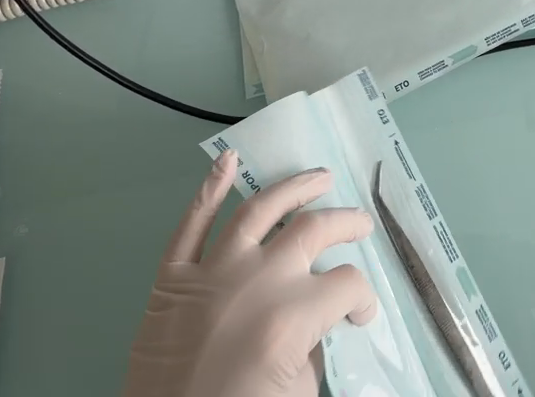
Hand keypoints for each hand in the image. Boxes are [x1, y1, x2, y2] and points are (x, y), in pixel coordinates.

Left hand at [125, 151, 379, 396]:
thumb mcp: (294, 394)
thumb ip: (311, 348)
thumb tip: (316, 320)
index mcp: (291, 315)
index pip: (347, 284)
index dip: (363, 299)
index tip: (360, 315)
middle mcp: (256, 279)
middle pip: (312, 230)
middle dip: (346, 223)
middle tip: (360, 225)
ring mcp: (211, 271)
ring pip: (259, 208)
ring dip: (294, 187)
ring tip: (319, 177)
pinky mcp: (172, 278)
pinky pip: (190, 224)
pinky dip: (209, 189)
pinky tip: (229, 161)